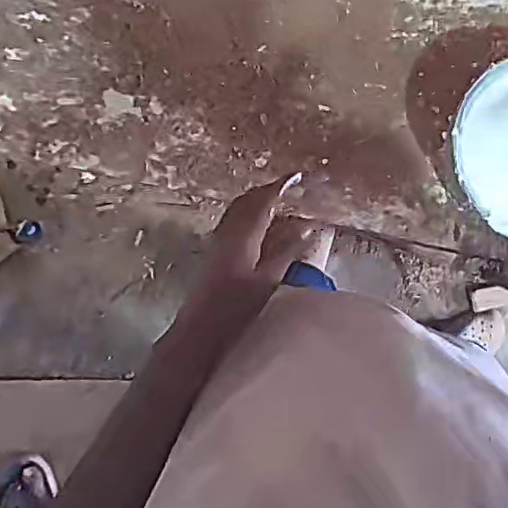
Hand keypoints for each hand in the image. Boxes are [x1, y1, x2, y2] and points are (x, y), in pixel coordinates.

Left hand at [179, 174, 326, 323]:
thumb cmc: (237, 308)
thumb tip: (308, 227)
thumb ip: (288, 250)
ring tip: (277, 200)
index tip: (298, 176)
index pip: (264, 201)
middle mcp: (228, 232)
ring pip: (239, 209)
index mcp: (243, 235)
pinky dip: (250, 214)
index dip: (281, 186)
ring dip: (257, 200)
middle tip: (289, 186)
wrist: (200, 331)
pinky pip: (234, 220)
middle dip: (268, 189)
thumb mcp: (270, 279)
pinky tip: (260, 224)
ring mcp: (219, 241)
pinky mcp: (215, 252)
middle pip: (248, 200)